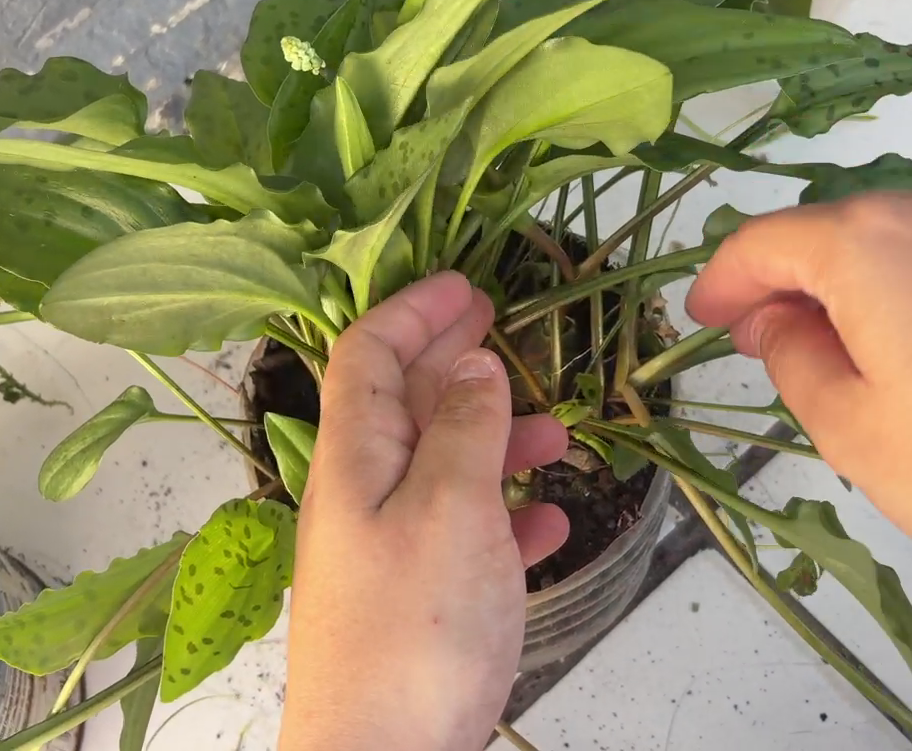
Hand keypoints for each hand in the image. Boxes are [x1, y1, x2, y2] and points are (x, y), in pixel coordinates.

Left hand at [280, 272, 569, 750]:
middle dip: (451, 354)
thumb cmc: (414, 627)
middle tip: (497, 321)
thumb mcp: (450, 507)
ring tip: (555, 432)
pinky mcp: (418, 594)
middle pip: (406, 397)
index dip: (411, 309)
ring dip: (494, 437)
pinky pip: (463, 530)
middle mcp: (365, 488)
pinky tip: (548, 526)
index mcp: (356, 454)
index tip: (464, 284)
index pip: (369, 351)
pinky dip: (503, 515)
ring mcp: (390, 542)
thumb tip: (472, 362)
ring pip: (443, 463)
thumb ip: (465, 427)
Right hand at [686, 186, 911, 584]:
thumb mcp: (844, 420)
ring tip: (829, 345)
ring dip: (840, 283)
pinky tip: (907, 344)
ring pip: (886, 241)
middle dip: (779, 281)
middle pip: (825, 233)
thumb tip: (776, 319)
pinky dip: (901, 286)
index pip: (763, 243)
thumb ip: (788, 352)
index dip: (721, 280)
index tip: (701, 318)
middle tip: (756, 336)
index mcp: (867, 240)